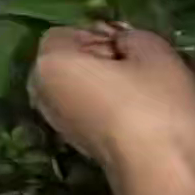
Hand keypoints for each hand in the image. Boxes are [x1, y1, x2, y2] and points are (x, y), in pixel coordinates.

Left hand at [30, 24, 194, 176]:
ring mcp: (45, 108)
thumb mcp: (158, 57)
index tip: (132, 45)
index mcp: (49, 63)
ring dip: (101, 78)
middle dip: (99, 55)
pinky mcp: (62, 128)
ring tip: (143, 87)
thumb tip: (122, 38)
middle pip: (63, 58)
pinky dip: (99, 98)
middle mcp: (35, 84)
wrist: (154, 161)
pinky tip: (134, 108)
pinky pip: (76, 102)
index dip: (97, 33)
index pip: (62, 34)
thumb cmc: (156, 103)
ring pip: (70, 81)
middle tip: (142, 65)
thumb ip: (135, 38)